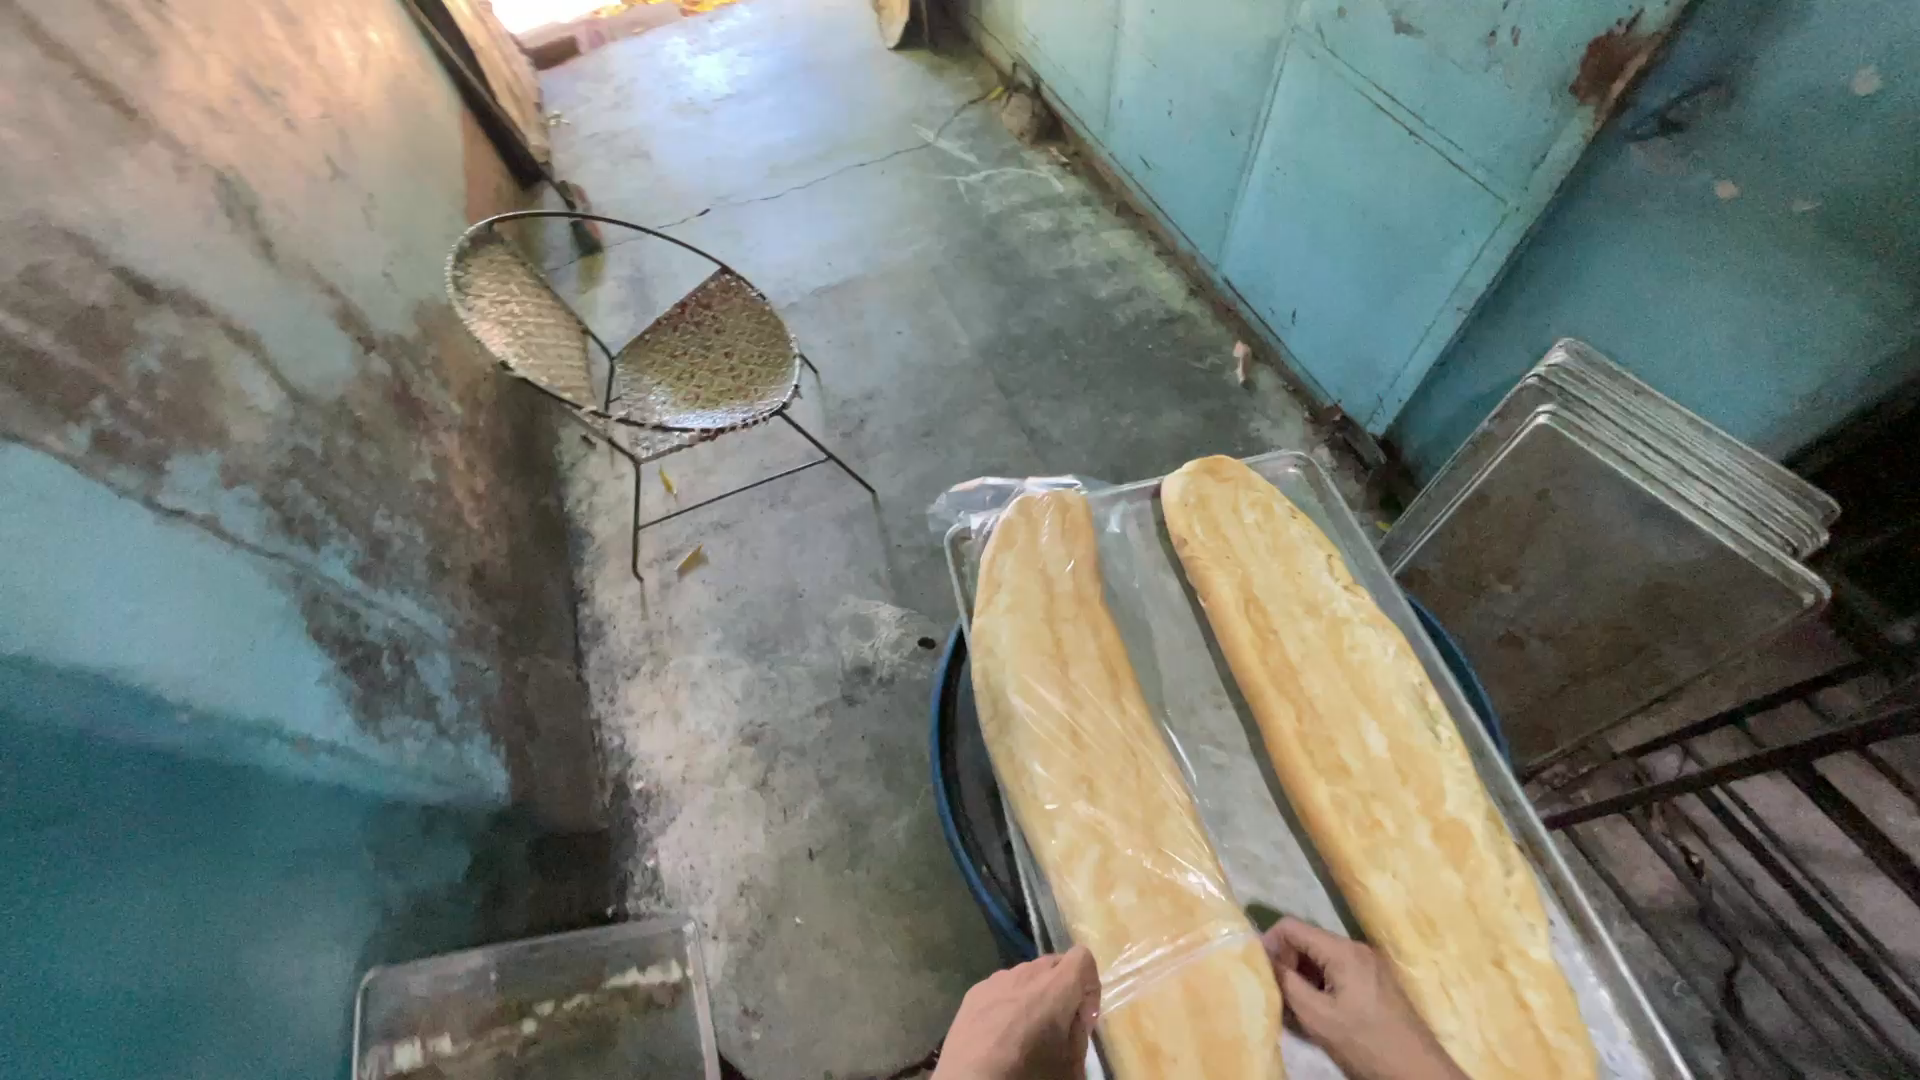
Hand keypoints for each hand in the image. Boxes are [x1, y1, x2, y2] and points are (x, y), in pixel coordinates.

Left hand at [933, 946, 1100, 1079]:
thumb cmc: (1025, 1077)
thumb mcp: (1069, 1068)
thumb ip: (1079, 1035)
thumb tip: (1076, 1018)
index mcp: (1054, 989)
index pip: (1082, 957)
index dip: (1089, 985)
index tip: (1082, 1018)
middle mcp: (1025, 974)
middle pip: (1054, 964)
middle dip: (1063, 989)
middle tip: (1058, 1027)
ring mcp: (996, 980)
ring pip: (1027, 974)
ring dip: (1035, 994)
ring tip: (1026, 1032)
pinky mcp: (974, 991)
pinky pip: (1002, 986)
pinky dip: (1010, 1001)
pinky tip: (1000, 1034)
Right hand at [1263, 918, 1466, 1079]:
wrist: (1422, 1077)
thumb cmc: (1366, 1044)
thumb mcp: (1317, 1017)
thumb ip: (1286, 983)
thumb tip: (1264, 960)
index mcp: (1341, 950)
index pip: (1291, 926)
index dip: (1269, 943)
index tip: (1259, 970)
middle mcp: (1356, 948)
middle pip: (1307, 940)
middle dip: (1286, 961)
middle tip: (1276, 991)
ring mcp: (1369, 964)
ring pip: (1321, 957)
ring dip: (1303, 975)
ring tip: (1294, 1004)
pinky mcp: (1376, 982)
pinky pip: (1337, 970)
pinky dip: (1321, 983)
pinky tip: (1318, 1010)